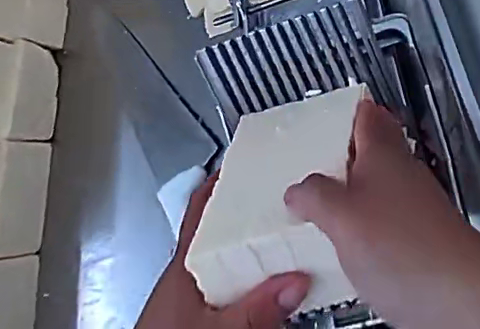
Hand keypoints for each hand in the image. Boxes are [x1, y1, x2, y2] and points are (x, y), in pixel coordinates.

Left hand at [136, 172, 310, 328]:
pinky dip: (240, 287)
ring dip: (242, 258)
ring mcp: (185, 299)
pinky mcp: (189, 318)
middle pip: (212, 235)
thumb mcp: (219, 327)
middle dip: (241, 223)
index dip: (217, 184)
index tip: (239, 166)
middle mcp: (184, 275)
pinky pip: (219, 290)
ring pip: (217, 266)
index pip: (199, 208)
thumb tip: (296, 281)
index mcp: (184, 263)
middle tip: (271, 211)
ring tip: (274, 252)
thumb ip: (256, 307)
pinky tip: (259, 298)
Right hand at [284, 100, 479, 328]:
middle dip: (340, 157)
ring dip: (352, 193)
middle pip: (367, 148)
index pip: (363, 111)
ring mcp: (416, 201)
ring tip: (324, 211)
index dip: (342, 111)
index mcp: (381, 149)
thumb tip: (298, 191)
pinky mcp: (424, 235)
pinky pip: (387, 217)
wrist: (465, 301)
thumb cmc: (408, 251)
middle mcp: (402, 168)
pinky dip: (368, 225)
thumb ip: (313, 196)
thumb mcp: (340, 219)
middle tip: (313, 167)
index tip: (322, 116)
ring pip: (376, 183)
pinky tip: (353, 248)